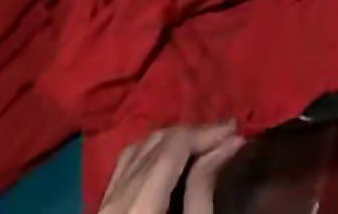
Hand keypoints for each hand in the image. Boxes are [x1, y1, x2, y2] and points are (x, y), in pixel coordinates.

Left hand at [97, 124, 245, 213]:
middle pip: (155, 143)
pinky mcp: (100, 211)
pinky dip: (152, 153)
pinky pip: (125, 166)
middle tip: (226, 136)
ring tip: (204, 144)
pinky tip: (173, 158)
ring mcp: (101, 206)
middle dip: (193, 134)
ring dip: (173, 140)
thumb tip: (229, 143)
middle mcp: (113, 201)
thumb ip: (204, 189)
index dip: (206, 132)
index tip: (237, 131)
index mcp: (137, 210)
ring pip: (138, 149)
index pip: (172, 147)